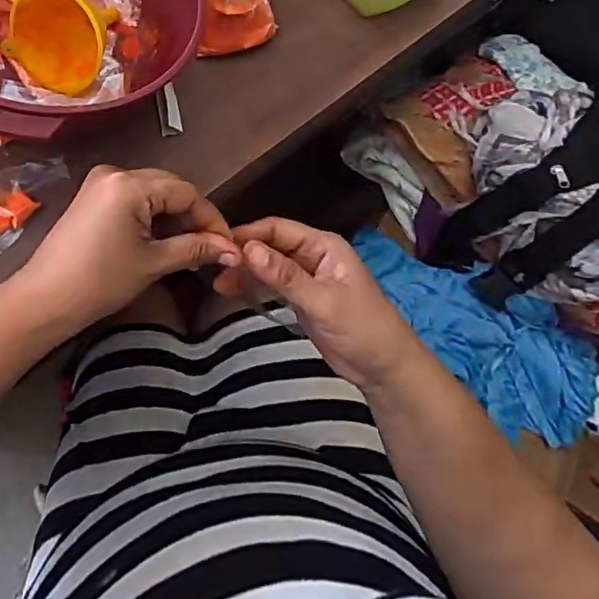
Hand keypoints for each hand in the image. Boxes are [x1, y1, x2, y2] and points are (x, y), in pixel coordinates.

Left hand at [17, 166, 239, 332]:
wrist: (45, 298)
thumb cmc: (99, 280)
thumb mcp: (153, 263)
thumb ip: (195, 249)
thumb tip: (232, 250)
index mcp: (129, 184)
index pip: (186, 192)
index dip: (210, 219)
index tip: (227, 246)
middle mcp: (115, 173)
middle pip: (170, 188)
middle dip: (192, 217)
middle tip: (211, 249)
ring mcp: (100, 183)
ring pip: (152, 193)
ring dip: (173, 218)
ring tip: (189, 249)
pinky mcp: (92, 196)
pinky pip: (133, 198)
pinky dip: (151, 217)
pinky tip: (162, 241)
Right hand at [214, 218, 419, 390]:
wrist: (385, 369)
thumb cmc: (361, 329)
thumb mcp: (322, 301)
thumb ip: (285, 276)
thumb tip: (248, 249)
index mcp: (323, 245)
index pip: (278, 229)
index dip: (249, 234)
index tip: (219, 245)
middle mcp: (312, 255)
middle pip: (270, 245)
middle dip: (243, 254)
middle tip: (213, 266)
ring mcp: (306, 276)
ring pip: (268, 265)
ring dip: (245, 272)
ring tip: (218, 283)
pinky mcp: (301, 297)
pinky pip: (272, 284)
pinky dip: (254, 286)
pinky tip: (233, 291)